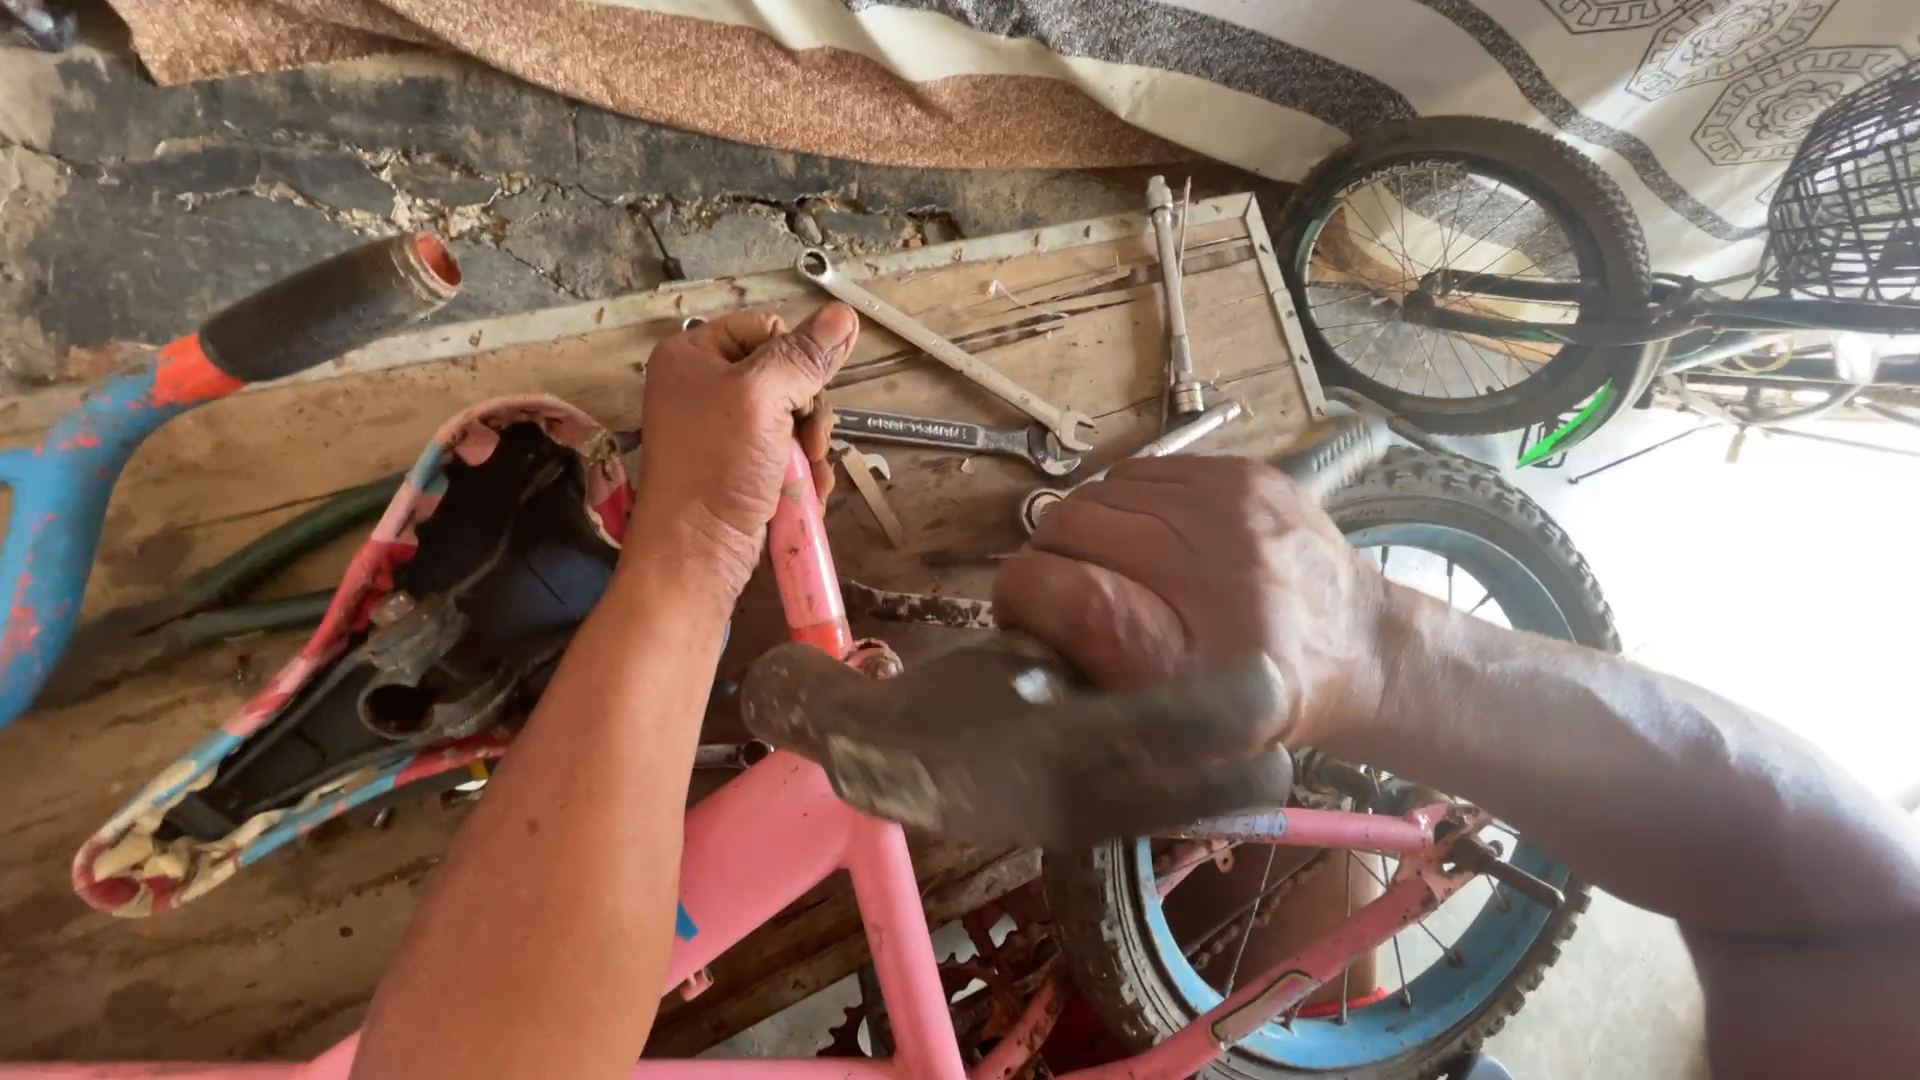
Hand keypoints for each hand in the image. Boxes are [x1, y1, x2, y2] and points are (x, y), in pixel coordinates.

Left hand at [630, 304, 857, 597]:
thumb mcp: (761, 399)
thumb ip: (804, 356)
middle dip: (808, 414)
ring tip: (807, 474)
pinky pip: (788, 451)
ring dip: (811, 447)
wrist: (696, 552)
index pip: (766, 329)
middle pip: (788, 376)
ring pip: (795, 417)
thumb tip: (845, 314)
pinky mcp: (742, 464)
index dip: (794, 361)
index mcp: (694, 355)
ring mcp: (725, 429)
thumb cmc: (717, 467)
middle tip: (808, 444)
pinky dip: (804, 471)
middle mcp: (706, 386)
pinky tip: (807, 491)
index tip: (798, 398)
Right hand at [992, 455, 1389, 748]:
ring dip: (1087, 525)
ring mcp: (1226, 503)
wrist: (1360, 644)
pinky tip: (1149, 532)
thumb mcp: (1170, 722)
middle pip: (1067, 524)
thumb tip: (1023, 623)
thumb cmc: (1256, 698)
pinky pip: (1138, 471)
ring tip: (1113, 559)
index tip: (1022, 610)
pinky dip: (1126, 500)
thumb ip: (1094, 677)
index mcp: (1181, 647)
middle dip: (1050, 556)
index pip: (1057, 588)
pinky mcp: (1240, 472)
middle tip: (1068, 585)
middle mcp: (1202, 562)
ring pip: (1096, 490)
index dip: (1020, 593)